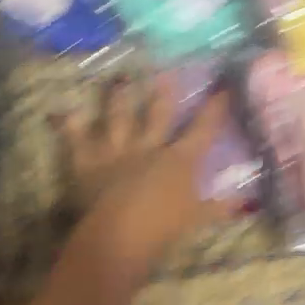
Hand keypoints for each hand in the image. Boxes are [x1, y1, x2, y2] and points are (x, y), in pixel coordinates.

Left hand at [58, 76, 238, 259]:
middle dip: (164, 91)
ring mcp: (116, 150)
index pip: (203, 129)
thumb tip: (247, 204)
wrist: (119, 235)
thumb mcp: (197, 219)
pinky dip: (66, 124)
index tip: (222, 87)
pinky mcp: (87, 161)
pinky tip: (57, 110)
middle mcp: (149, 147)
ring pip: (118, 116)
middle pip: (158, 113)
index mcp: (180, 160)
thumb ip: (220, 208)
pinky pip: (75, 138)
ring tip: (119, 78)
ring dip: (118, 96)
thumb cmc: (163, 228)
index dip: (214, 108)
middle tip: (166, 69)